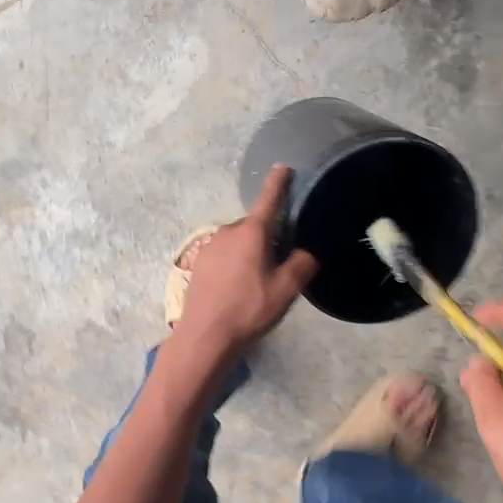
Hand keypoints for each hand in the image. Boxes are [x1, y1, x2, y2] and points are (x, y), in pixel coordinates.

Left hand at [173, 165, 317, 353]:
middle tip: (277, 268)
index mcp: (251, 232)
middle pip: (254, 227)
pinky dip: (234, 264)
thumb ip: (301, 265)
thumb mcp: (286, 290)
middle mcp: (227, 232)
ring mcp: (209, 247)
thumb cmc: (249, 309)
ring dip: (249, 254)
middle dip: (267, 239)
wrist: (206, 335)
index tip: (283, 167)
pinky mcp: (198, 263)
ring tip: (256, 284)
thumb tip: (304, 254)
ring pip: (238, 242)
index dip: (278, 183)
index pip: (269, 200)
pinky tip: (237, 288)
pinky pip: (224, 255)